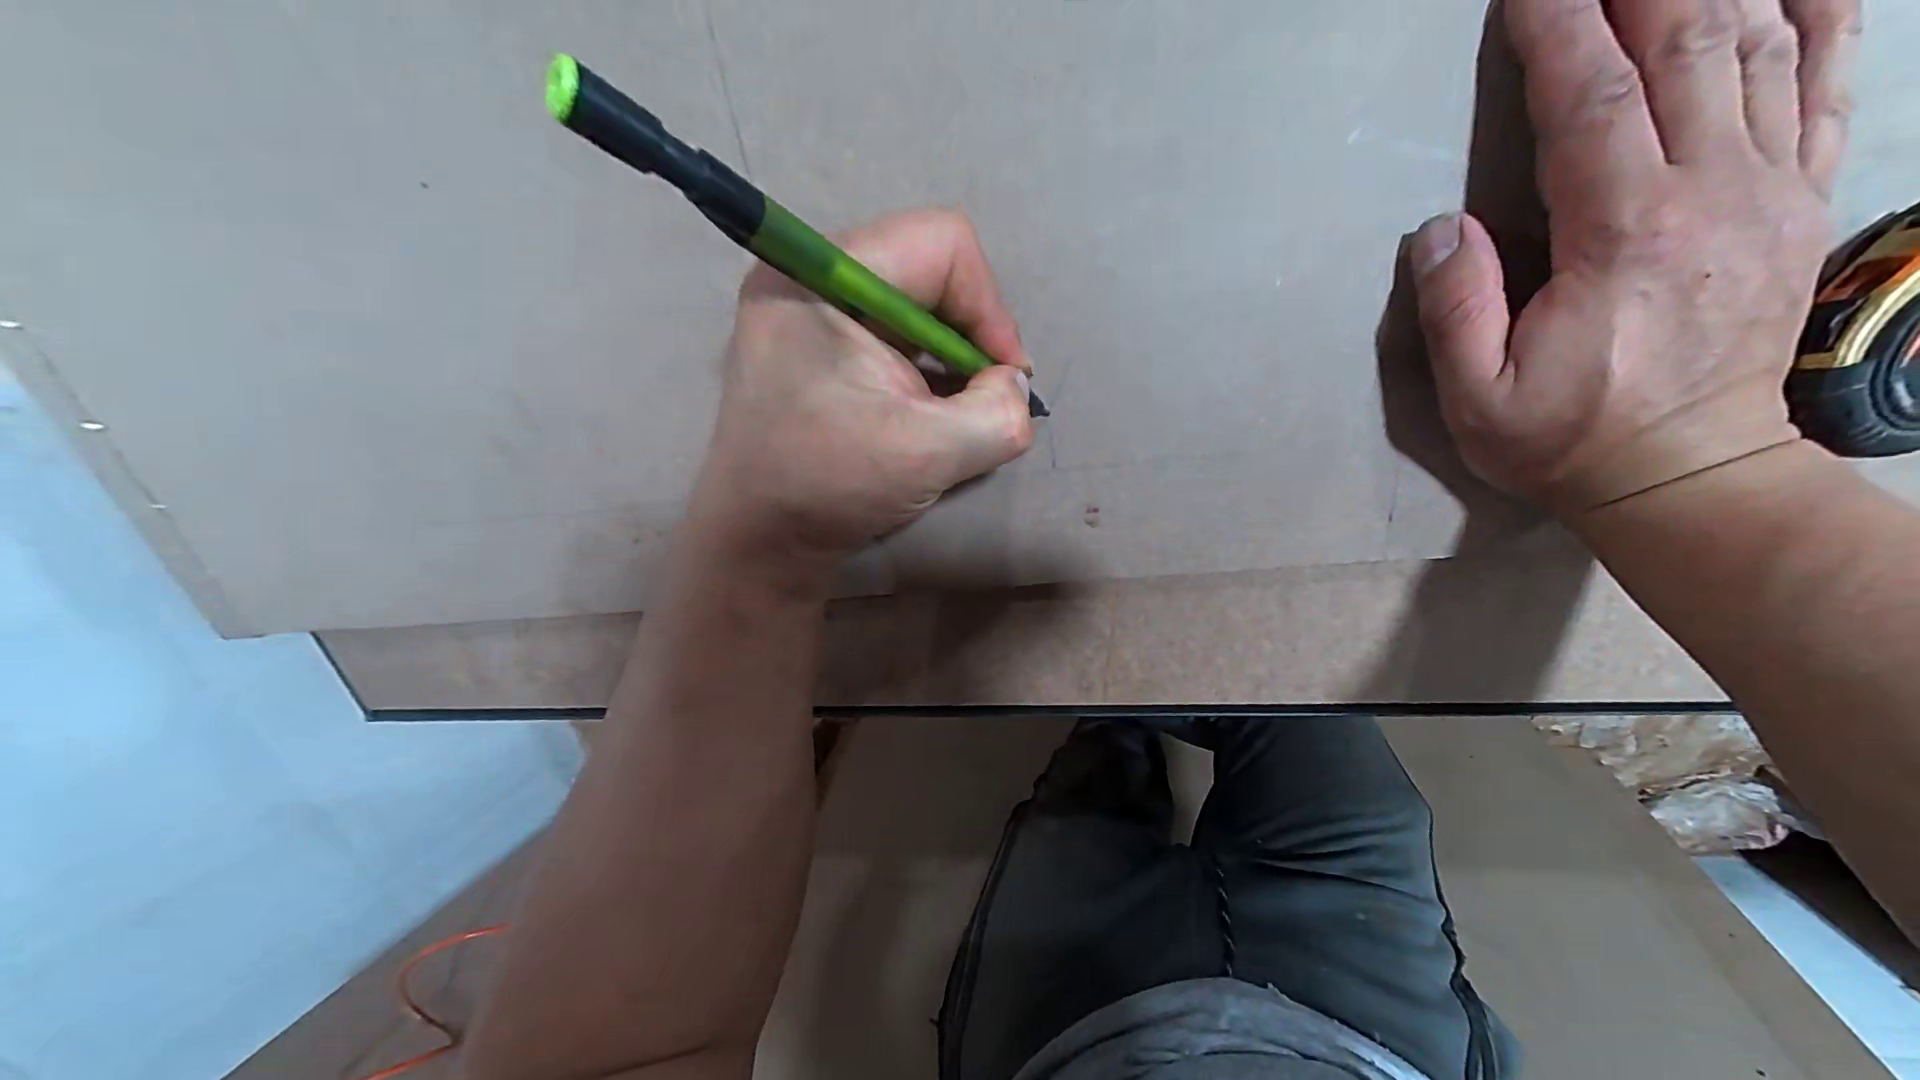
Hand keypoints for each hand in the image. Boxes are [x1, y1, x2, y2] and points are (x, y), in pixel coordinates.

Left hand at [688, 208, 1035, 579]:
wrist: (759, 542)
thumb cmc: (825, 489)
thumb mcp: (928, 453)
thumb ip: (998, 415)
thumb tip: (1014, 388)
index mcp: (818, 277)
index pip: (941, 245)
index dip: (989, 308)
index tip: (1003, 377)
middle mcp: (811, 278)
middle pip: (930, 271)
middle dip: (971, 337)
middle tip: (986, 397)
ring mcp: (813, 315)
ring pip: (918, 307)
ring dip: (953, 360)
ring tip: (958, 414)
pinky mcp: (821, 349)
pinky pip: (896, 338)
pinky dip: (929, 373)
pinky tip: (931, 416)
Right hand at [1409, 0, 1858, 509]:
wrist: (1685, 473)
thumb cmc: (1563, 439)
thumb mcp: (1476, 396)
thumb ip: (1454, 309)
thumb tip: (1440, 228)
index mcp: (1626, 238)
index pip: (1590, 106)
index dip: (1555, 36)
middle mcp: (1715, 193)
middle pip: (1688, 51)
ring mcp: (1772, 191)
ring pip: (1763, 48)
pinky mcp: (1798, 202)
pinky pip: (1828, 83)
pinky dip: (1817, 18)